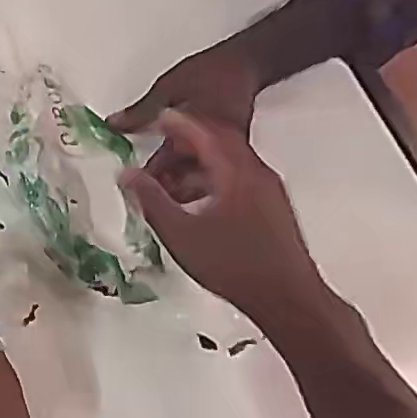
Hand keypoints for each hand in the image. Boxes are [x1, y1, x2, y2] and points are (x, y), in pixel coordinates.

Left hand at [109, 43, 262, 202]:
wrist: (245, 64)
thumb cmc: (212, 73)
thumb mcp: (167, 89)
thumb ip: (140, 112)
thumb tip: (115, 125)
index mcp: (192, 137)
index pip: (163, 170)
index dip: (143, 181)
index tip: (129, 184)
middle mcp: (211, 151)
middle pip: (183, 186)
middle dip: (162, 195)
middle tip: (140, 195)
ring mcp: (224, 156)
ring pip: (199, 186)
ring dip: (178, 191)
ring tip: (157, 191)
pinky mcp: (231, 155)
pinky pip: (211, 177)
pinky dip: (193, 181)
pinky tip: (179, 178)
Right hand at [120, 110, 331, 324]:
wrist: (288, 299)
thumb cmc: (235, 266)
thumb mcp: (180, 233)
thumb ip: (151, 199)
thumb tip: (128, 175)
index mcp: (236, 171)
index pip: (202, 131)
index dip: (176, 122)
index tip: (156, 118)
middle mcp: (257, 173)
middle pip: (218, 143)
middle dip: (185, 144)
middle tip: (159, 151)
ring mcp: (268, 190)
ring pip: (228, 163)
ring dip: (197, 166)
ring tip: (169, 185)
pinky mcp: (272, 207)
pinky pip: (238, 179)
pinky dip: (212, 180)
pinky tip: (194, 204)